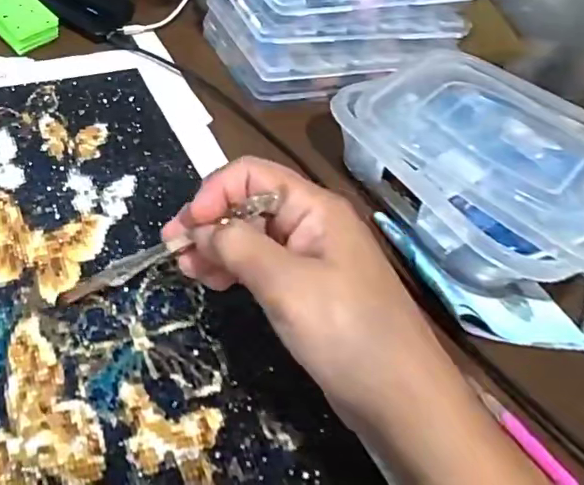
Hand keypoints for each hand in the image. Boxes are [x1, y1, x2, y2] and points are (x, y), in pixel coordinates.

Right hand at [162, 157, 456, 427]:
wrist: (409, 410)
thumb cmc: (347, 334)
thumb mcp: (285, 284)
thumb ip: (236, 246)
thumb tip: (198, 230)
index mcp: (314, 208)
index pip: (250, 174)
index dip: (214, 192)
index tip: (189, 226)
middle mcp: (311, 223)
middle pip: (246, 202)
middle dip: (208, 221)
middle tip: (174, 248)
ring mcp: (310, 257)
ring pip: (249, 234)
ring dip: (215, 246)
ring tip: (185, 269)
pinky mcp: (308, 288)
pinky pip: (261, 263)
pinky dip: (232, 267)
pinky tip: (211, 280)